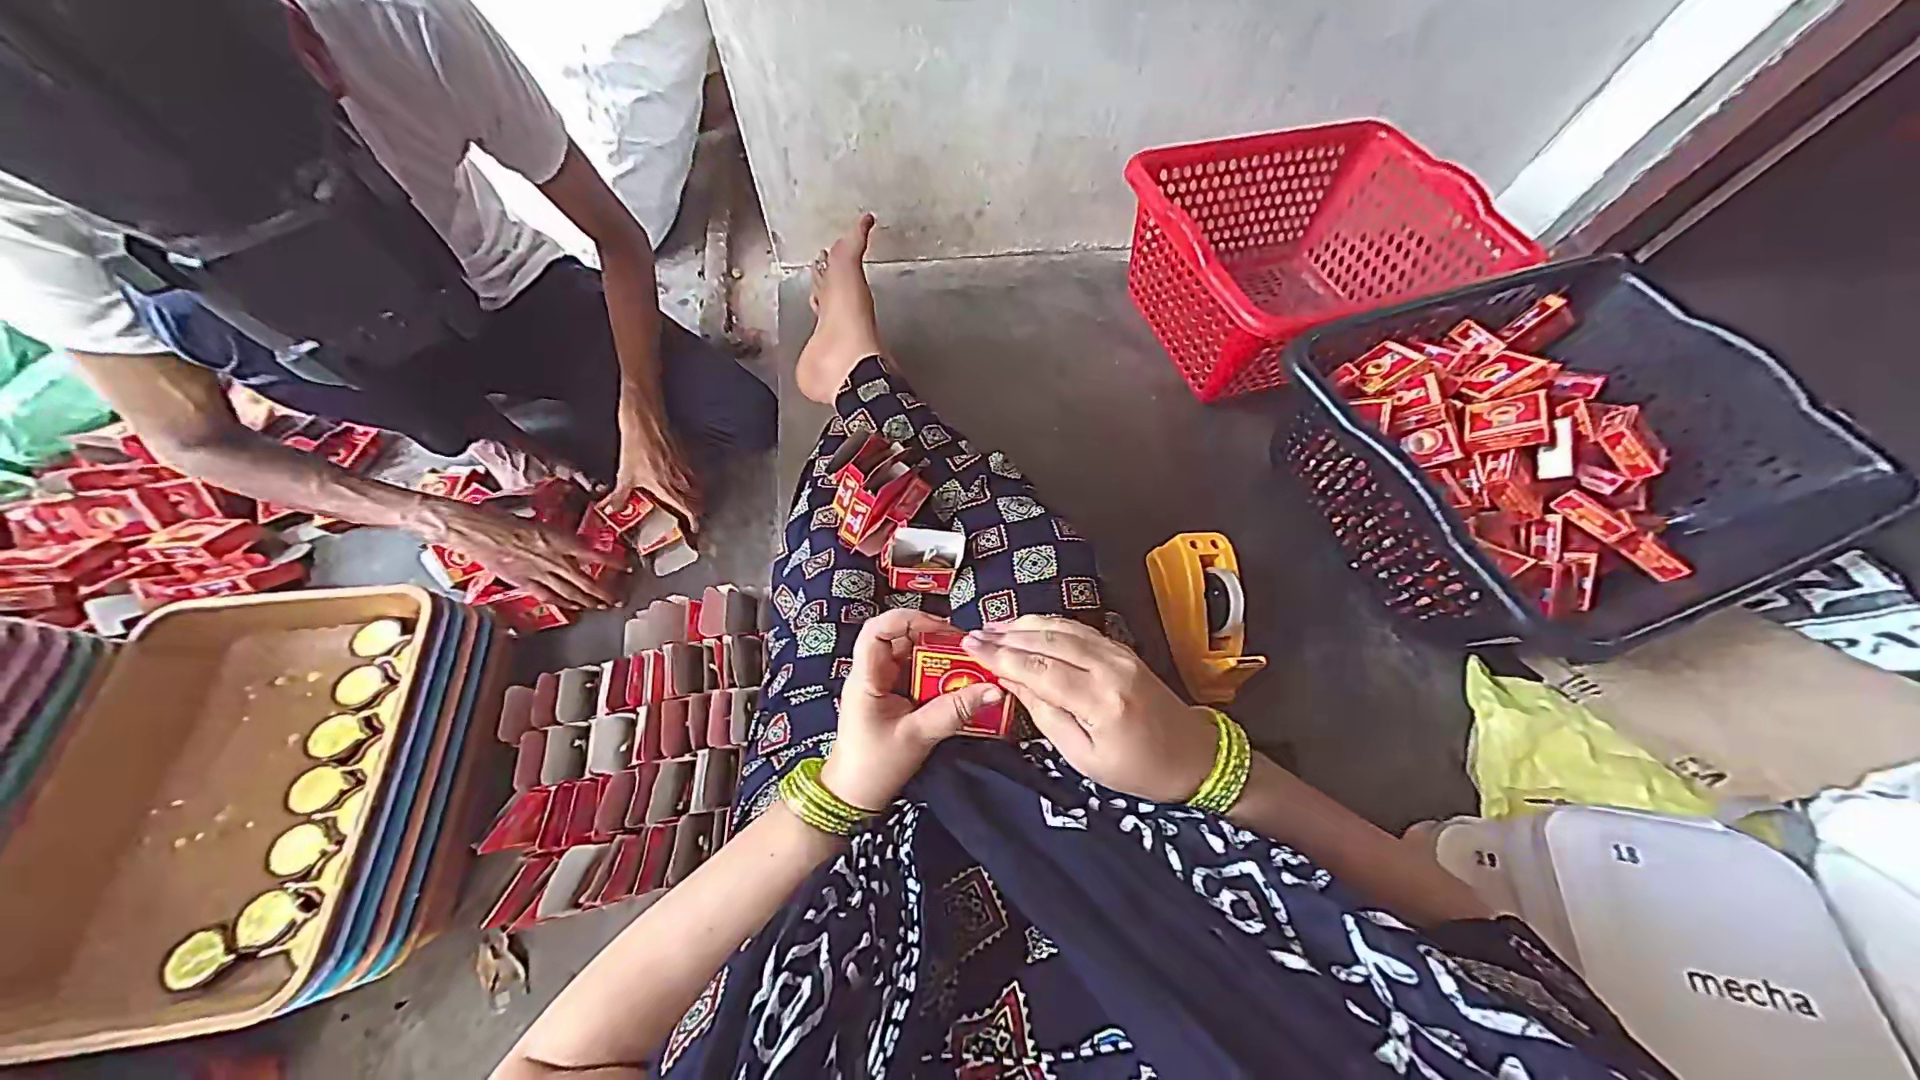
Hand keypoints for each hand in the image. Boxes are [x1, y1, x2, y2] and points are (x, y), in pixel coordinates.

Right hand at [425, 500, 624, 609]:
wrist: (471, 527)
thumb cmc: (501, 517)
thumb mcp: (539, 519)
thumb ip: (558, 533)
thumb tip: (573, 538)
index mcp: (557, 539)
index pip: (594, 554)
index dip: (613, 563)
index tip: (627, 568)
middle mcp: (551, 559)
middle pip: (584, 581)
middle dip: (604, 592)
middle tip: (617, 600)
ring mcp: (536, 573)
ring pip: (569, 592)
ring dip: (588, 601)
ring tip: (602, 606)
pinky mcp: (521, 582)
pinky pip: (547, 596)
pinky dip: (562, 603)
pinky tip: (572, 608)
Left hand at [606, 407, 700, 528]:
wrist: (646, 425)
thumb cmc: (636, 450)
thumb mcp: (626, 475)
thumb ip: (620, 496)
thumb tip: (610, 509)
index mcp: (669, 490)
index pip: (689, 512)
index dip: (694, 523)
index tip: (693, 529)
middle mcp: (682, 482)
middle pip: (697, 503)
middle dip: (696, 512)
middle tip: (691, 518)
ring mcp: (687, 470)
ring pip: (698, 490)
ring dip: (696, 499)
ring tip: (689, 503)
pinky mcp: (687, 459)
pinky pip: (695, 477)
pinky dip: (693, 484)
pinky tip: (684, 483)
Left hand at [818, 610, 1003, 810]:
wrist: (854, 796)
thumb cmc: (874, 766)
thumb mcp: (918, 737)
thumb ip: (954, 711)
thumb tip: (992, 690)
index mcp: (866, 677)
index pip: (877, 629)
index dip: (908, 619)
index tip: (942, 629)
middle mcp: (872, 672)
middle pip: (900, 637)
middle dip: (934, 639)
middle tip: (966, 649)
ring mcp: (882, 682)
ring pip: (912, 654)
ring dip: (939, 658)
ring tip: (967, 666)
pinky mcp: (892, 694)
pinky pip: (917, 673)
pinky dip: (937, 674)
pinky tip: (957, 684)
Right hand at [962, 615, 1215, 802]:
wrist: (1193, 755)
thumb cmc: (1138, 768)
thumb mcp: (1083, 756)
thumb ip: (1044, 714)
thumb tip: (1010, 681)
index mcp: (1101, 701)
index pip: (1038, 668)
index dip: (1000, 655)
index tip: (971, 646)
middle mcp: (1110, 668)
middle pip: (1047, 640)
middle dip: (1006, 635)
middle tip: (974, 634)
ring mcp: (1118, 653)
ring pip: (1061, 628)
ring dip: (1024, 624)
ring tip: (993, 627)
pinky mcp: (1122, 648)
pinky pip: (1078, 628)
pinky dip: (1048, 624)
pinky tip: (1028, 626)